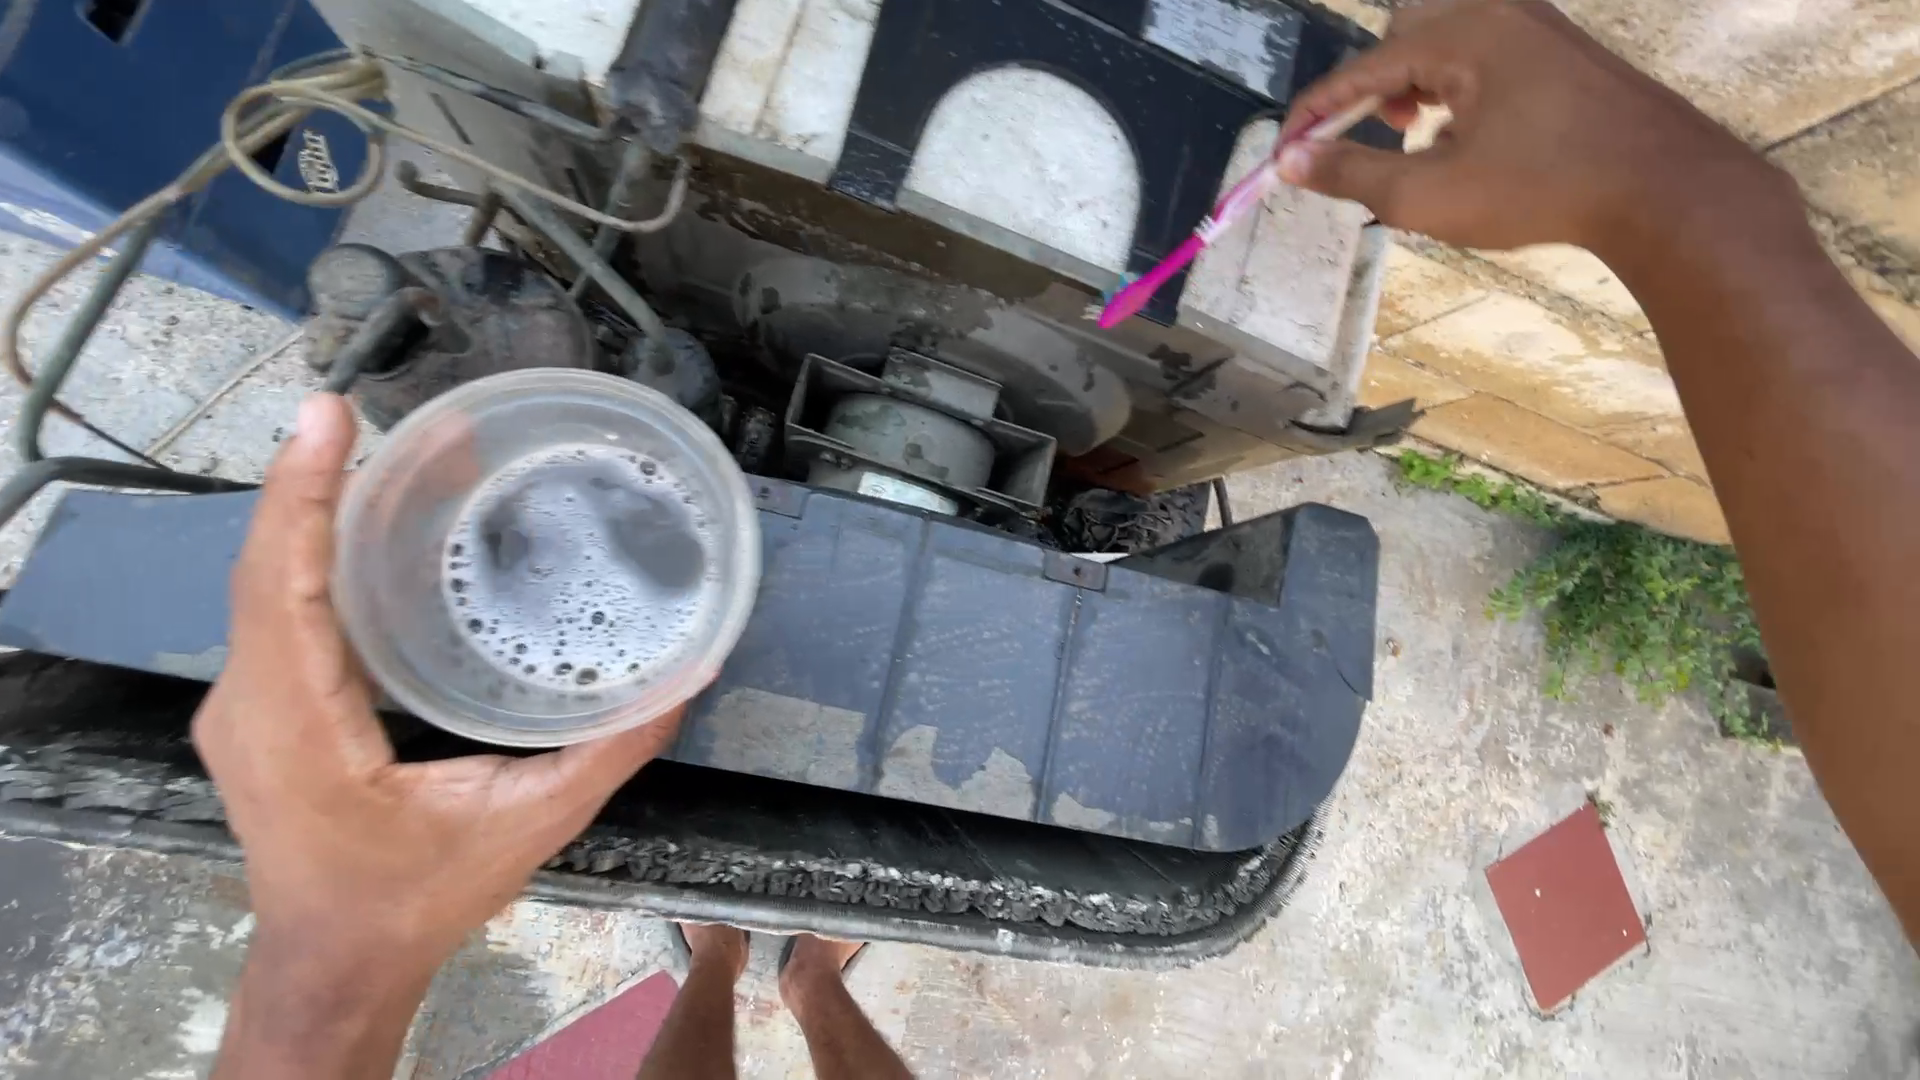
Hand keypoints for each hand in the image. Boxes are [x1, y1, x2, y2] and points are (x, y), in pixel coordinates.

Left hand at [193, 393, 682, 975]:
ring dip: (324, 509)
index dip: (301, 495)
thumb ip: (612, 748)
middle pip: (270, 566)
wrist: (341, 960)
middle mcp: (254, 701)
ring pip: (271, 583)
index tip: (327, 416)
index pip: (280, 588)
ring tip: (406, 455)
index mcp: (300, 724)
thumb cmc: (427, 893)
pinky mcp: (270, 705)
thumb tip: (689, 675)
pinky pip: (284, 609)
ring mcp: (251, 703)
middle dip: (325, 480)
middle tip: (409, 423)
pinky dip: (322, 551)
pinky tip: (382, 528)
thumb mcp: (534, 820)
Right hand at [1275, 0, 1796, 256]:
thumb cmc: (1534, 188)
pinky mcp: (1554, 51)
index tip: (1282, 155)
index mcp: (1461, 35)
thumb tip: (1290, 160)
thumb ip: (1348, 172)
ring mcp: (1533, 27)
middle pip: (1400, 37)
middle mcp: (1497, 12)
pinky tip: (1456, 136)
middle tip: (1359, 142)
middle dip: (1364, 92)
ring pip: (1439, 45)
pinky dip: (1446, 91)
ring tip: (1408, 140)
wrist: (1659, 185)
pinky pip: (1476, 56)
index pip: (1359, 69)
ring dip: (1405, 92)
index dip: (1312, 115)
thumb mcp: (1421, 194)